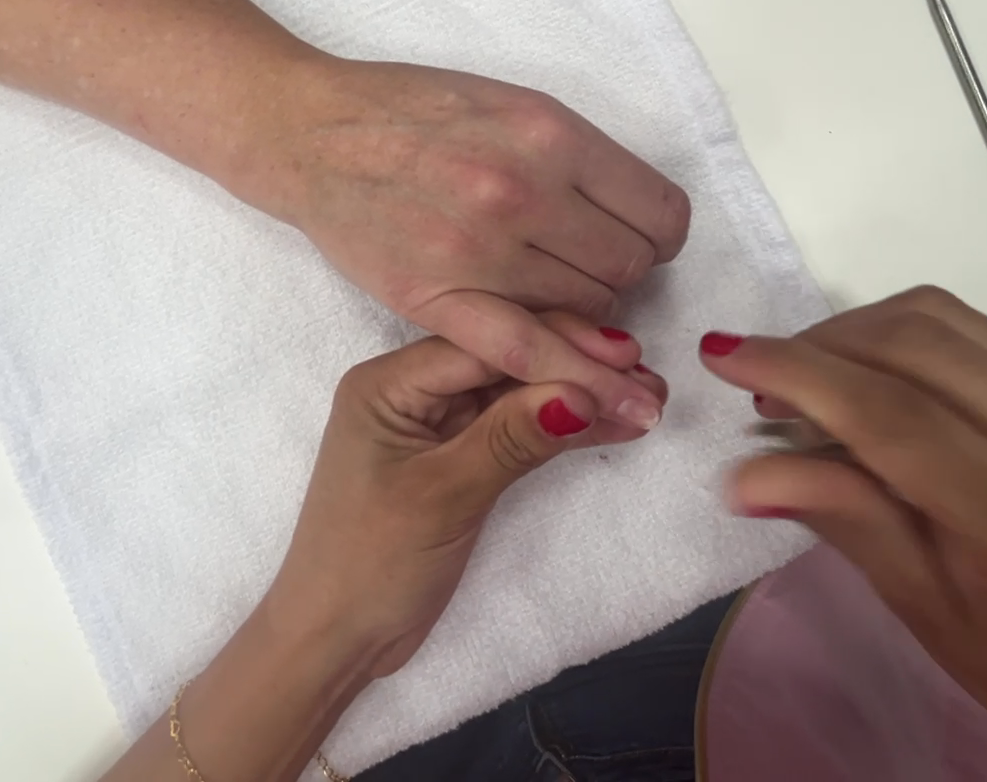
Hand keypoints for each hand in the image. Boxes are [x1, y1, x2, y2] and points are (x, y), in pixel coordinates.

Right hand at [244, 58, 688, 432]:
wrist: (311, 134)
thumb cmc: (406, 109)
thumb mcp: (506, 100)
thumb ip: (574, 155)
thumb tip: (629, 214)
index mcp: (549, 132)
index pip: (659, 212)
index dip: (659, 234)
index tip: (641, 240)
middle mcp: (522, 191)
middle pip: (630, 267)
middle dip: (623, 272)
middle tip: (586, 264)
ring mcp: (477, 251)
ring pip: (589, 311)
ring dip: (589, 312)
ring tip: (550, 289)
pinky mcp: (433, 298)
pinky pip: (524, 351)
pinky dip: (575, 377)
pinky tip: (612, 403)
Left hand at [267, 313, 664, 674]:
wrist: (336, 638)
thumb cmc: (372, 562)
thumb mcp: (442, 497)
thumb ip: (510, 439)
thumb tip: (587, 393)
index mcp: (388, 382)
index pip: (481, 347)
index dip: (554, 348)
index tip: (626, 357)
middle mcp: (410, 389)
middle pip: (501, 364)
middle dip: (573, 369)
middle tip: (649, 377)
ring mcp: (435, 423)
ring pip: (514, 396)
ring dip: (577, 398)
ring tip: (650, 398)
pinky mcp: (456, 456)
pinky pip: (513, 430)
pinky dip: (559, 430)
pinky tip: (613, 426)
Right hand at [697, 288, 986, 781]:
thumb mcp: (918, 606)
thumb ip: (838, 518)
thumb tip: (737, 474)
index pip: (898, 419)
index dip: (800, 374)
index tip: (721, 356)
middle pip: (918, 347)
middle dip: (816, 345)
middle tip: (759, 382)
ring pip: (942, 320)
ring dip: (850, 331)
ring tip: (807, 378)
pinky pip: (971, 330)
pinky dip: (894, 335)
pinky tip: (866, 375)